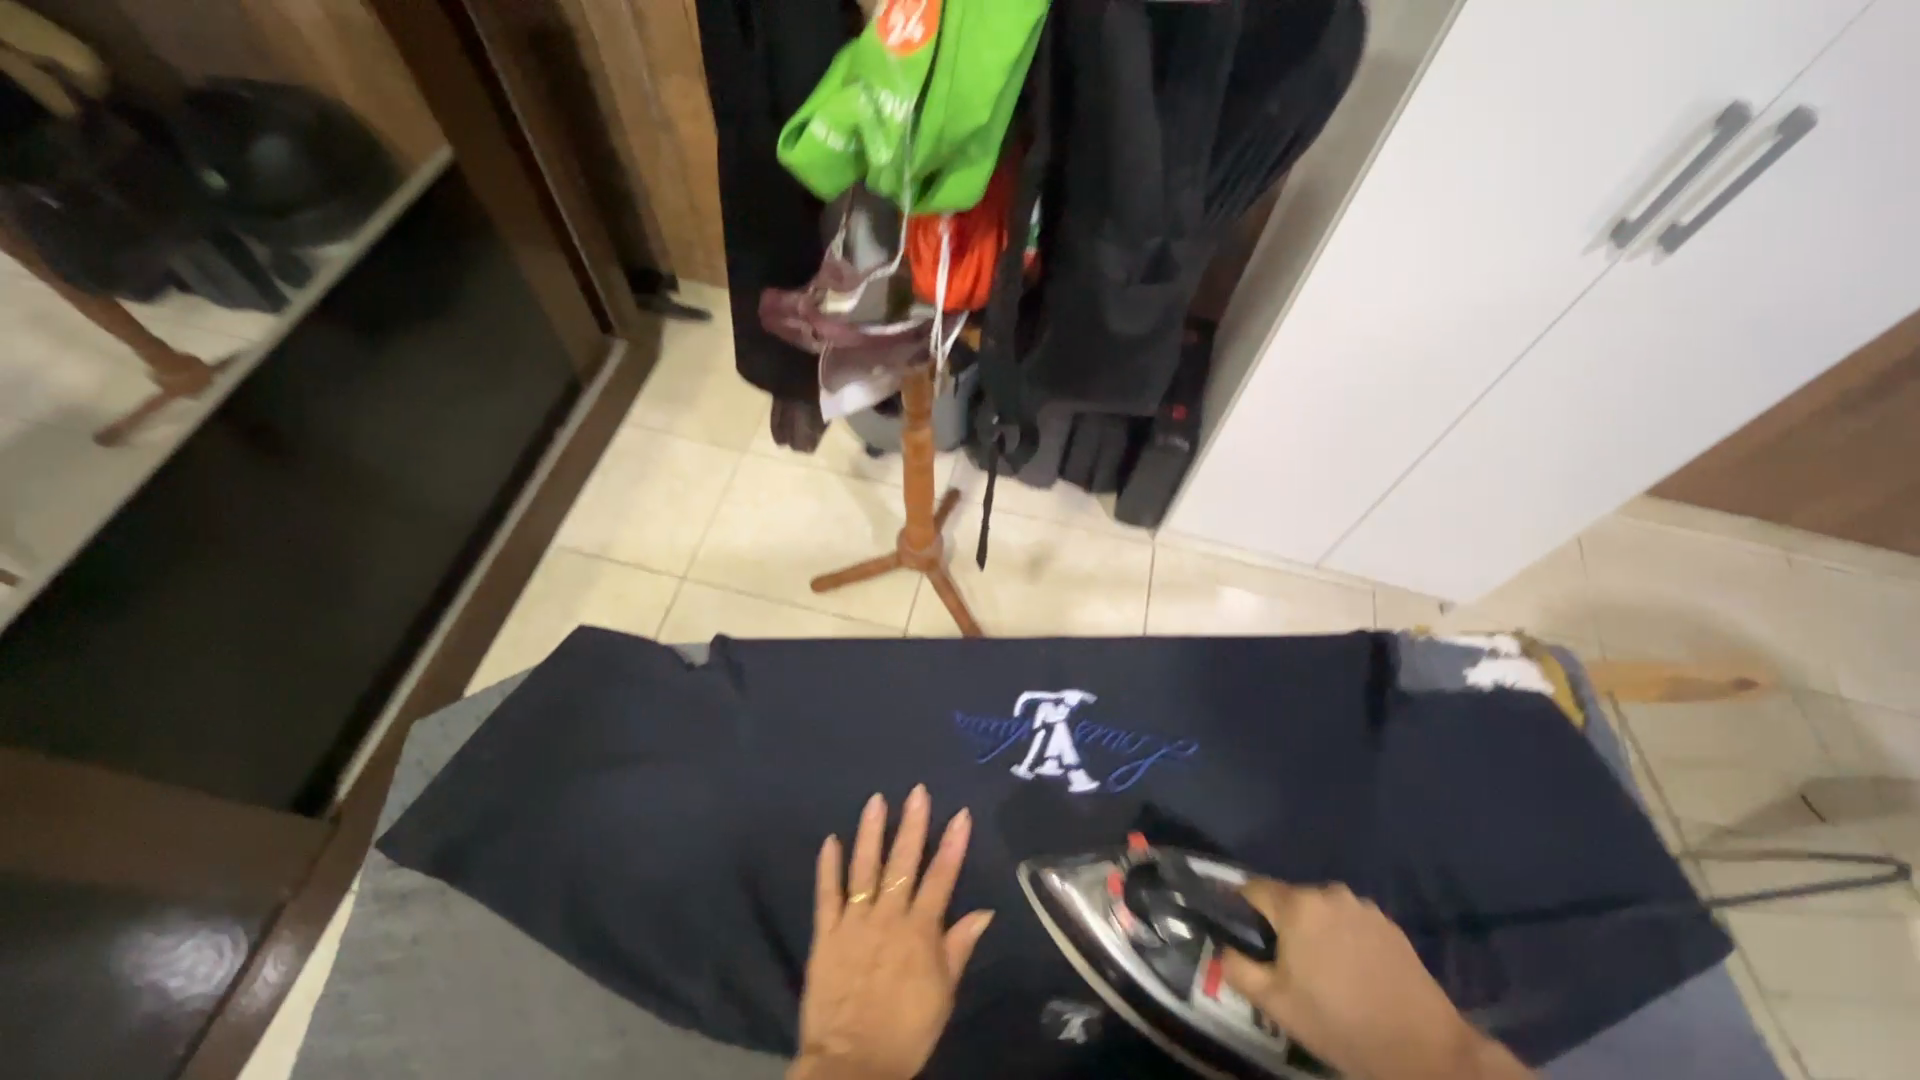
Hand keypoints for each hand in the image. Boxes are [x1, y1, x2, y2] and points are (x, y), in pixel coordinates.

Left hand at [789, 786, 993, 1079]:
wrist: (853, 1062)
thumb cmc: (907, 1030)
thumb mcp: (943, 993)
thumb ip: (958, 947)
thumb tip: (984, 911)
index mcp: (920, 931)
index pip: (941, 878)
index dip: (952, 844)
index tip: (960, 814)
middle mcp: (888, 917)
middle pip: (903, 863)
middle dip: (913, 825)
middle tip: (917, 792)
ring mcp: (854, 922)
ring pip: (864, 868)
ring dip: (871, 833)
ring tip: (876, 801)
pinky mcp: (826, 934)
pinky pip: (827, 894)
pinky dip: (828, 866)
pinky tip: (831, 840)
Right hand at [1221, 880, 1531, 1079]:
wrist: (1423, 1049)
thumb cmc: (1339, 1023)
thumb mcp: (1275, 1004)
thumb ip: (1238, 968)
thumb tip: (1225, 949)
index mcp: (1297, 905)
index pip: (1253, 888)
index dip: (1240, 908)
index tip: (1241, 934)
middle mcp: (1330, 894)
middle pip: (1290, 899)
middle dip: (1281, 924)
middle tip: (1284, 964)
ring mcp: (1364, 908)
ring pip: (1322, 911)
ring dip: (1314, 930)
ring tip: (1322, 971)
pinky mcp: (1390, 926)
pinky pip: (1351, 923)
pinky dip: (1344, 939)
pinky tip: (1353, 974)